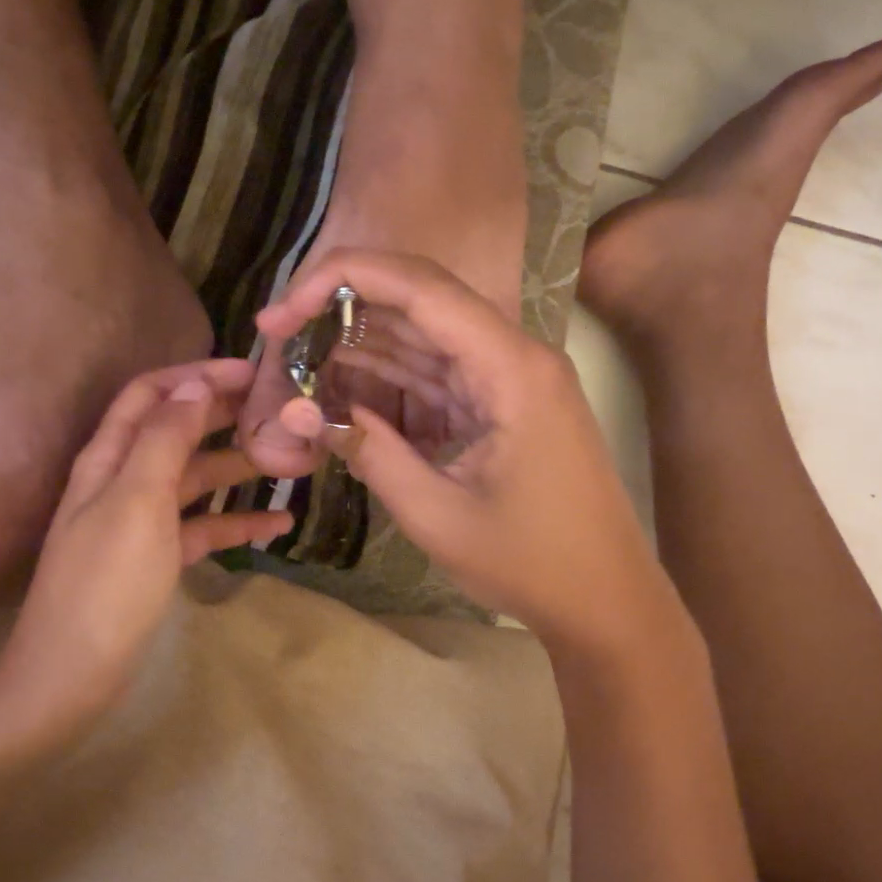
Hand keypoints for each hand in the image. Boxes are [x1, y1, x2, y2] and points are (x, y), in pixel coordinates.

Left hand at [0, 360, 291, 745]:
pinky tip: (278, 525)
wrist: (71, 675)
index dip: (198, 375)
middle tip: (282, 412)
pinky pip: (201, 528)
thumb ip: (165, 439)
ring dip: (238, 468)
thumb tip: (196, 385)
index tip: (254, 371)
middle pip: (177, 431)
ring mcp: (139, 523)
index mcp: (109, 458)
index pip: (151, 394)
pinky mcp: (155, 560)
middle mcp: (122, 481)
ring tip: (294, 463)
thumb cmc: (105, 584)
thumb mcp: (137, 502)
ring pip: (194, 480)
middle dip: (226, 416)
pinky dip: (236, 522)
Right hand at [254, 250, 657, 645]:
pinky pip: (437, 382)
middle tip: (276, 345)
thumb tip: (297, 409)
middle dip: (341, 318)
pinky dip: (390, 390)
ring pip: (422, 344)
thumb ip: (367, 451)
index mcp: (510, 367)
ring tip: (297, 375)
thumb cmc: (530, 562)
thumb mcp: (436, 513)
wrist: (605, 601)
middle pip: (417, 306)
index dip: (340, 280)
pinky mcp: (502, 408)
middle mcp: (513, 356)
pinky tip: (342, 401)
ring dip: (361, 356)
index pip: (419, 287)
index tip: (281, 312)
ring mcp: (510, 382)